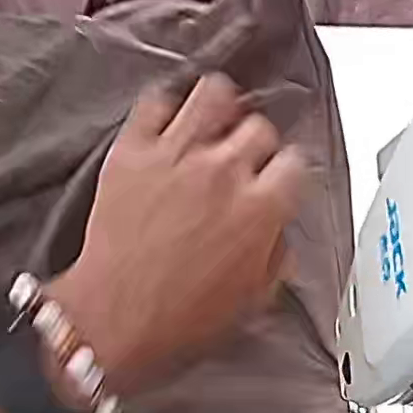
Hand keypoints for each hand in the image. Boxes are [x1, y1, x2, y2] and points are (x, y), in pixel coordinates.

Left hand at [47, 74, 306, 392]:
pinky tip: (170, 127)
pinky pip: (157, 100)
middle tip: (244, 164)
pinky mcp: (134, 150)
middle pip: (258, 127)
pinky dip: (167, 108)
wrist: (117, 318)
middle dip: (257, 145)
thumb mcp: (249, 301)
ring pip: (214, 93)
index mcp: (260, 210)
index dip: (288, 173)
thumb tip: (280, 236)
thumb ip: (275, 259)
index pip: (295, 163)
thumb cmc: (180, 318)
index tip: (278, 181)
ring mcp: (177, 154)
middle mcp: (224, 172)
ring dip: (220, 109)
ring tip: (213, 128)